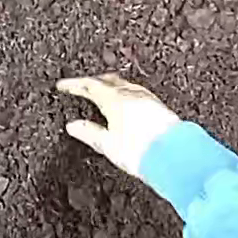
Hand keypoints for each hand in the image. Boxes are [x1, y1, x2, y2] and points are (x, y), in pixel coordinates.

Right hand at [55, 74, 182, 177]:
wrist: (174, 156)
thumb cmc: (142, 151)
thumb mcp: (108, 145)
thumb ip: (89, 133)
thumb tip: (74, 126)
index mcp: (115, 99)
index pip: (90, 86)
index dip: (74, 85)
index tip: (63, 85)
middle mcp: (132, 94)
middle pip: (108, 81)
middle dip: (93, 82)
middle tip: (82, 86)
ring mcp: (147, 99)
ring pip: (124, 85)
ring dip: (111, 86)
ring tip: (103, 92)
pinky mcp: (158, 107)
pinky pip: (137, 93)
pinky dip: (125, 93)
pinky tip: (127, 103)